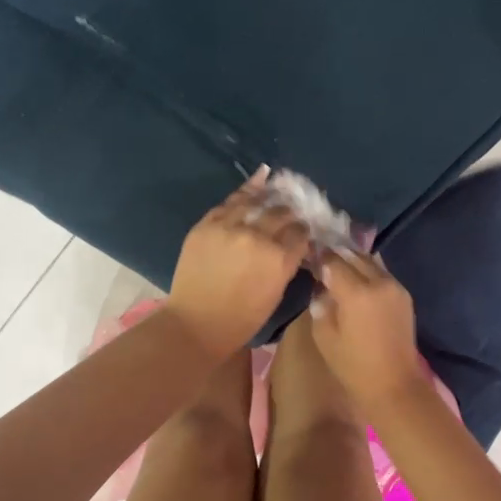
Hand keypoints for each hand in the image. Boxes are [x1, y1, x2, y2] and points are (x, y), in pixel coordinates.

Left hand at [164, 167, 309, 356]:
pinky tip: (262, 177)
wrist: (196, 323)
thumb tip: (294, 244)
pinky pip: (231, 200)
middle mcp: (258, 237)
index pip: (301, 233)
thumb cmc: (242, 319)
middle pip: (283, 213)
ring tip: (281, 189)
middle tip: (292, 214)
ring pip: (258, 201)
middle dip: (290, 213)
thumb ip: (287, 264)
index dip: (304, 231)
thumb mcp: (276, 293)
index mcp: (279, 259)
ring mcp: (230, 227)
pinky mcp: (208, 224)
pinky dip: (248, 188)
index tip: (303, 231)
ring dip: (272, 196)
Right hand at [310, 251, 426, 407]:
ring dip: (353, 261)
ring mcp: (395, 286)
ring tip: (338, 268)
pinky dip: (367, 271)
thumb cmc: (353, 366)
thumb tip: (321, 285)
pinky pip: (381, 273)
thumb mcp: (324, 335)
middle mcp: (379, 282)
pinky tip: (356, 281)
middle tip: (321, 260)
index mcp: (357, 292)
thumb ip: (320, 303)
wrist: (394, 384)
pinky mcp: (404, 295)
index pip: (332, 261)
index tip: (308, 257)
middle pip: (353, 255)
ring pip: (370, 261)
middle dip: (336, 255)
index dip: (318, 257)